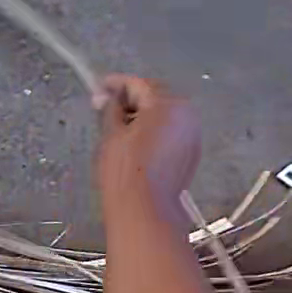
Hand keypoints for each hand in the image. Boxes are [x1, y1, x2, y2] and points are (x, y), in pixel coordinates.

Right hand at [93, 74, 200, 205]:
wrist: (145, 208)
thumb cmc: (124, 170)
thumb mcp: (111, 136)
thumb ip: (110, 111)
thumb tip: (107, 98)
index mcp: (167, 105)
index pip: (139, 85)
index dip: (117, 84)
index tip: (99, 86)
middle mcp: (186, 114)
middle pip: (156, 97)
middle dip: (132, 100)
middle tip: (106, 108)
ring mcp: (192, 134)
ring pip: (165, 115)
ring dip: (143, 116)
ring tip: (120, 127)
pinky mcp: (191, 152)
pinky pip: (170, 132)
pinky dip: (153, 131)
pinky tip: (136, 144)